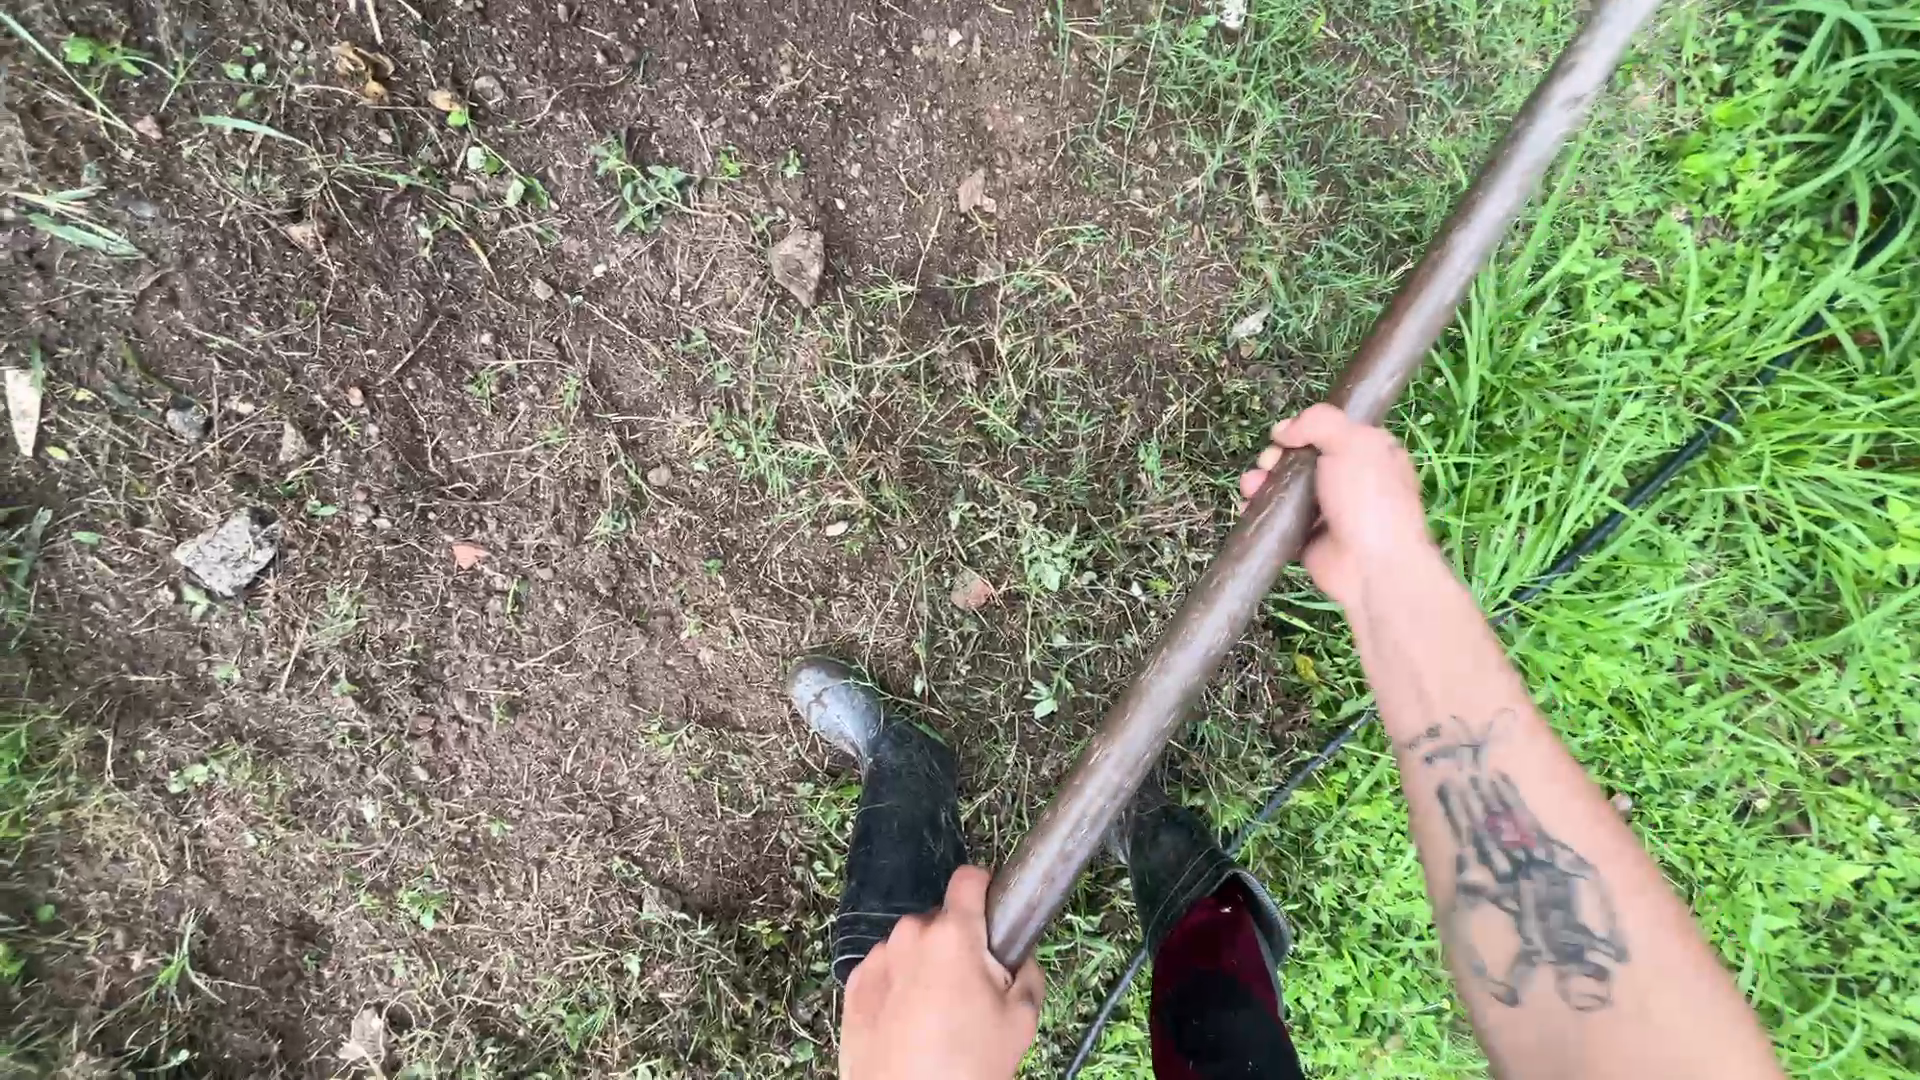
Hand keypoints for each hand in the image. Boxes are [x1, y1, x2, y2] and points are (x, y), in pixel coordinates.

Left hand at [840, 866, 1043, 1079]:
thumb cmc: (966, 1066)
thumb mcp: (1020, 1022)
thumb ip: (1026, 972)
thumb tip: (1016, 953)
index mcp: (952, 934)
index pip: (969, 878)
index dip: (984, 890)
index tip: (991, 915)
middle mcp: (910, 933)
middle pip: (942, 919)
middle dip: (958, 943)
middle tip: (969, 989)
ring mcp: (878, 957)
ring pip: (913, 944)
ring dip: (926, 962)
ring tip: (935, 1012)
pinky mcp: (855, 984)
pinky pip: (887, 967)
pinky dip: (898, 983)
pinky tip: (907, 1022)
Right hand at [1238, 403, 1435, 608]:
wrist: (1371, 564)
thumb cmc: (1368, 499)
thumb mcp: (1353, 443)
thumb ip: (1318, 423)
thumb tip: (1282, 430)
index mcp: (1369, 452)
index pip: (1330, 432)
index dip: (1303, 430)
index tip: (1286, 437)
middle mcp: (1348, 479)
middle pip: (1300, 459)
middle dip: (1276, 458)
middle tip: (1268, 464)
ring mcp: (1326, 509)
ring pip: (1284, 487)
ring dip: (1261, 482)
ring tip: (1251, 487)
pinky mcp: (1306, 535)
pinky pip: (1276, 517)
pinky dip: (1258, 510)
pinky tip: (1247, 506)